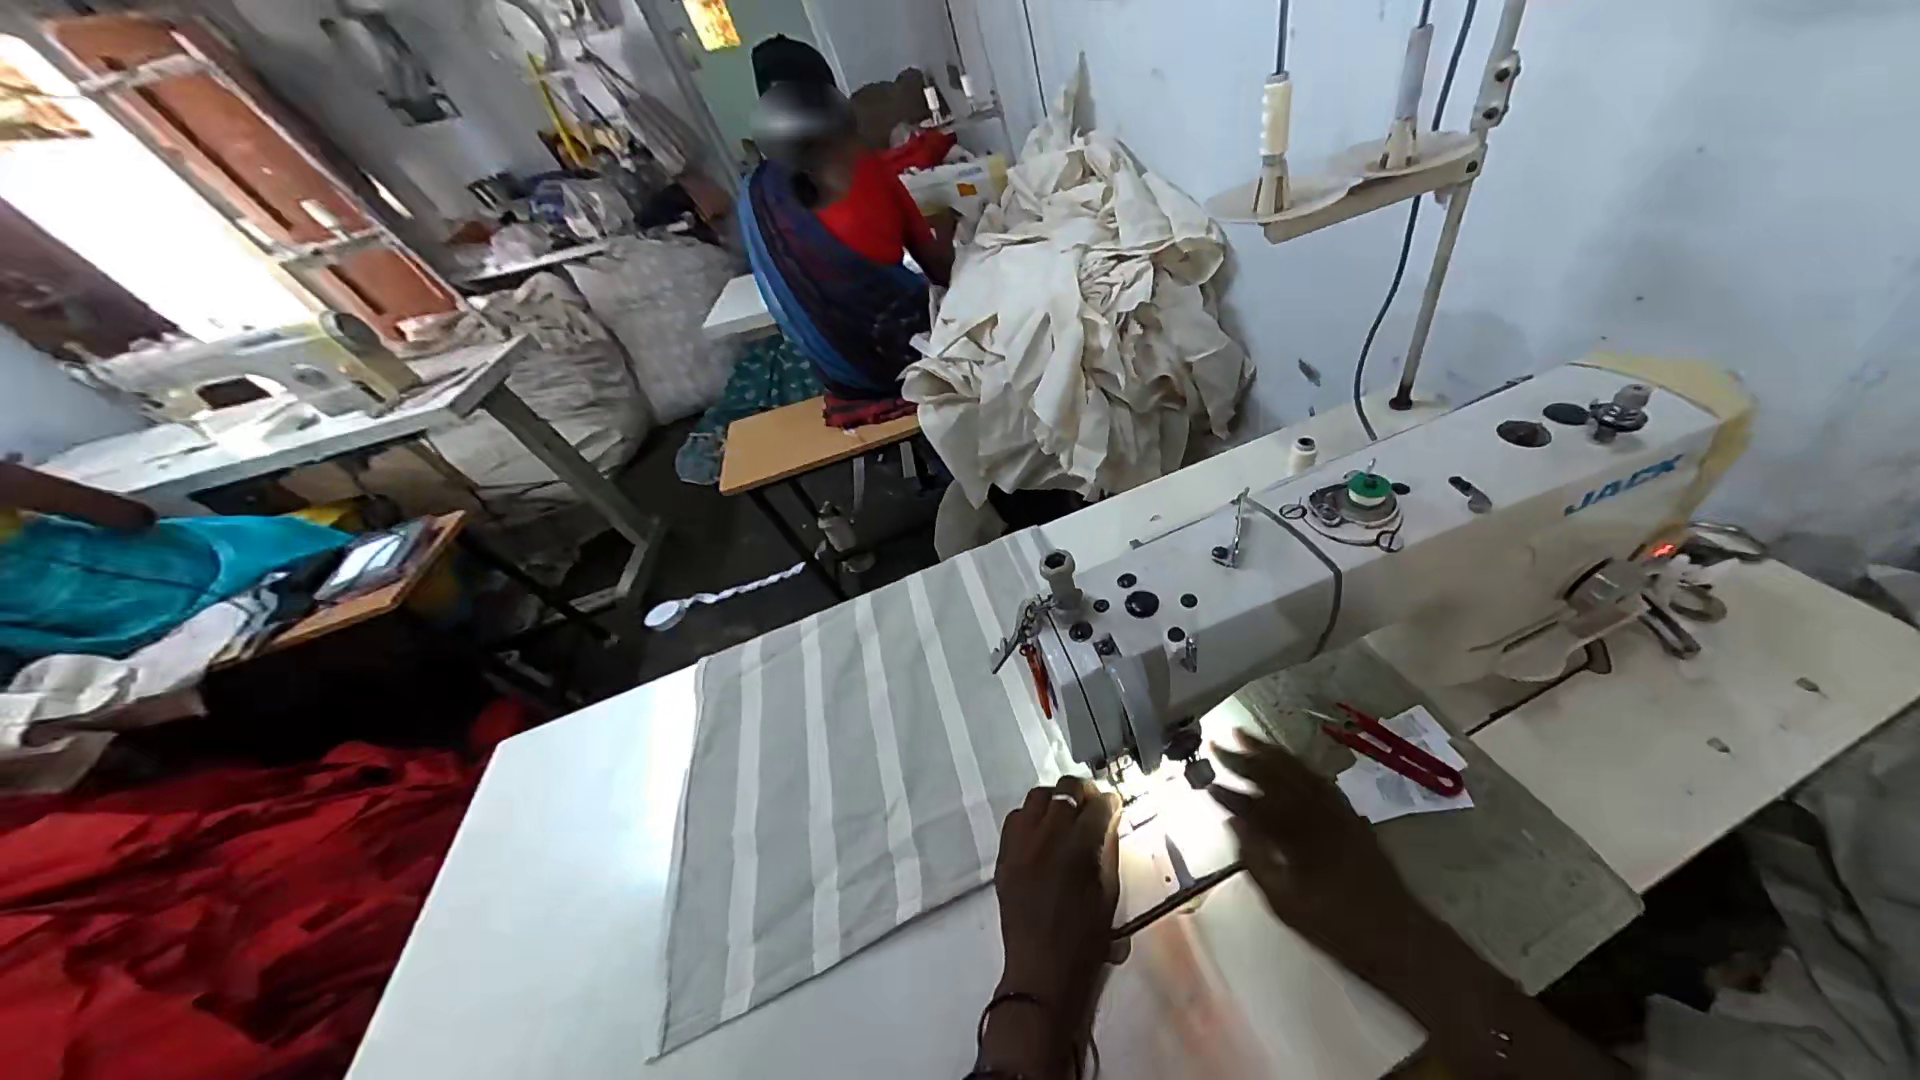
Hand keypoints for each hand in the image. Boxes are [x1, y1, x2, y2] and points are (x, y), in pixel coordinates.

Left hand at [993, 776, 1120, 1013]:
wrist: (1042, 971)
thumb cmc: (1086, 940)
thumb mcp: (1109, 893)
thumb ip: (1108, 849)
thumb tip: (1109, 819)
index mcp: (1079, 849)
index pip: (1097, 806)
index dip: (1108, 801)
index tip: (1112, 804)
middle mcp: (1047, 837)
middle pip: (1065, 791)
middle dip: (1082, 793)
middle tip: (1091, 805)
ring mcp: (1020, 843)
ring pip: (1037, 797)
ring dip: (1055, 801)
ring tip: (1065, 816)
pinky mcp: (1003, 854)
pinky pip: (1016, 818)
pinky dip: (1031, 818)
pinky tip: (1042, 832)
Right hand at [1209, 733, 1437, 984]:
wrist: (1400, 938)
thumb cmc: (1337, 927)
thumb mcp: (1285, 903)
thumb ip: (1255, 860)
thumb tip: (1233, 822)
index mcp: (1298, 837)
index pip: (1254, 804)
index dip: (1228, 792)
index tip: (1206, 782)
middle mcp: (1318, 814)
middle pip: (1276, 776)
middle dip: (1244, 758)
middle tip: (1219, 741)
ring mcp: (1338, 811)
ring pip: (1298, 771)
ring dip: (1270, 752)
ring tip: (1246, 737)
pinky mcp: (1351, 814)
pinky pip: (1319, 779)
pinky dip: (1298, 765)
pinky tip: (1286, 761)